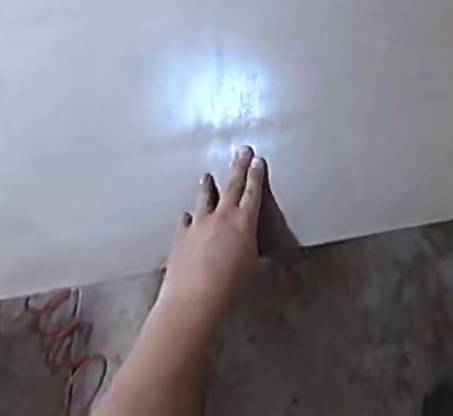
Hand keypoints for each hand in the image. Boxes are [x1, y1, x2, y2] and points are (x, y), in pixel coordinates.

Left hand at [155, 146, 267, 328]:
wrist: (192, 301)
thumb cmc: (231, 289)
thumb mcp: (255, 274)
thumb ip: (263, 262)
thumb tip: (272, 260)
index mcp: (244, 222)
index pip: (253, 192)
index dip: (256, 175)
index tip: (257, 160)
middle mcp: (222, 216)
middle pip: (232, 186)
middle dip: (238, 167)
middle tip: (242, 150)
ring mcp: (199, 224)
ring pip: (204, 198)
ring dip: (207, 186)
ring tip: (206, 175)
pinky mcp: (181, 237)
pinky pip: (185, 222)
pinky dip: (187, 219)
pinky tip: (186, 217)